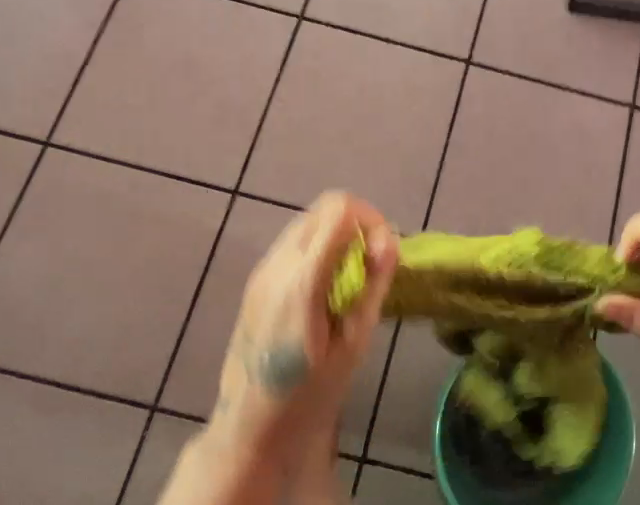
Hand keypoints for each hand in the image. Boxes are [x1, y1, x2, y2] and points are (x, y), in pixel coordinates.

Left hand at [210, 192, 396, 461]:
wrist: (249, 430)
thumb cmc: (308, 396)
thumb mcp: (353, 344)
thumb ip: (372, 286)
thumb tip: (390, 241)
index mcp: (302, 278)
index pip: (341, 208)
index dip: (373, 221)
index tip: (384, 257)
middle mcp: (277, 262)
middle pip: (324, 208)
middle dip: (358, 226)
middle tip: (373, 267)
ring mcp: (262, 269)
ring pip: (309, 222)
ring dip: (338, 236)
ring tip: (352, 281)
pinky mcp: (256, 280)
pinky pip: (295, 243)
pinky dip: (320, 249)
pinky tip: (327, 291)